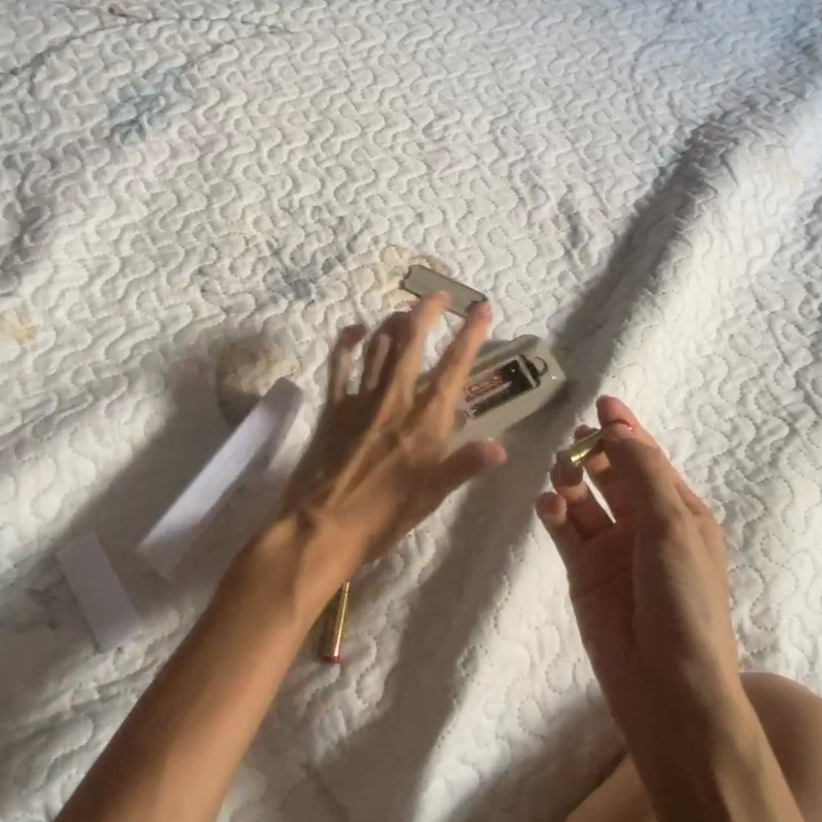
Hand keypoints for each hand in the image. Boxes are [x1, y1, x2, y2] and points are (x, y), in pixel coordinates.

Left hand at [260, 293, 506, 599]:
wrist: (321, 526)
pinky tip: (354, 330)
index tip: (482, 308)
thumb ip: (464, 465)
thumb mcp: (431, 497)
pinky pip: (339, 364)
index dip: (471, 334)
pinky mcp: (332, 406)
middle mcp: (395, 399)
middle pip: (412, 340)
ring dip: (392, 323)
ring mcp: (360, 399)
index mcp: (425, 421)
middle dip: (427, 312)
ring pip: (378, 345)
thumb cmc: (383, 518)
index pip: (455, 367)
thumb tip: (500, 447)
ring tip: (404, 311)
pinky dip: (347, 342)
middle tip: (438, 294)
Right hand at [537, 397, 739, 729]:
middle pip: (613, 474)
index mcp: (679, 512)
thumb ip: (643, 473)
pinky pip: (564, 529)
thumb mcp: (673, 527)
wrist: (668, 685)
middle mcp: (645, 525)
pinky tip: (549, 507)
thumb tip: (617, 428)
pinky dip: (554, 512)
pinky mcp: (583, 572)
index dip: (626, 429)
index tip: (601, 402)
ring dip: (571, 479)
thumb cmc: (684, 599)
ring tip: (561, 475)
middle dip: (594, 452)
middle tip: (574, 444)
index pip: (647, 459)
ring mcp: (612, 549)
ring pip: (584, 498)